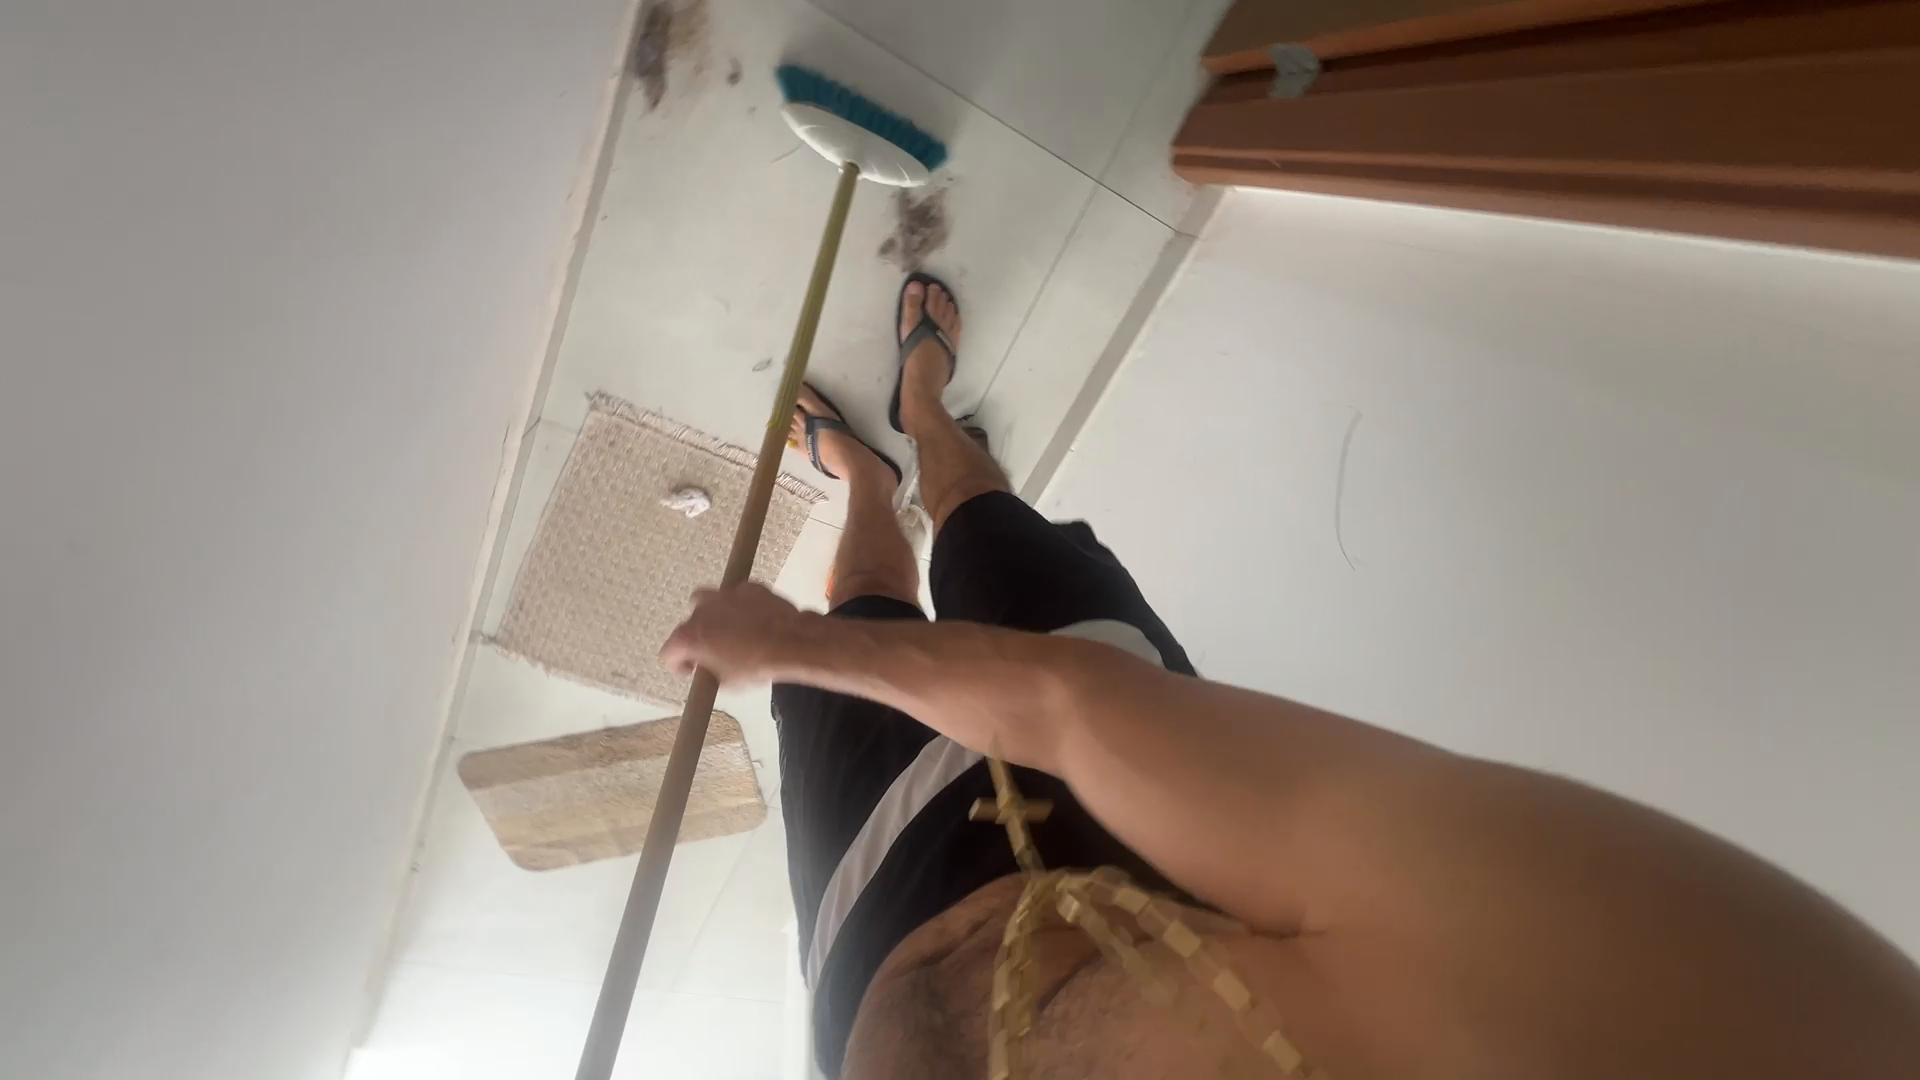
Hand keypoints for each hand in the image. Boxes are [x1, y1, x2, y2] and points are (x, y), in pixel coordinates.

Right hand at [660, 582, 816, 684]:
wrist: (789, 641)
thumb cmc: (756, 665)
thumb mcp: (726, 682)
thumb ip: (708, 673)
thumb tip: (709, 670)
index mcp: (689, 637)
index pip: (669, 652)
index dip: (678, 664)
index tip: (692, 670)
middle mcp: (701, 611)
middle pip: (689, 624)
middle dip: (697, 638)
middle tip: (713, 651)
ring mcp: (725, 595)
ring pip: (707, 600)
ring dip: (712, 615)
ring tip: (727, 629)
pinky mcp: (747, 587)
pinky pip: (735, 595)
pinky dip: (739, 605)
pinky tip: (751, 618)